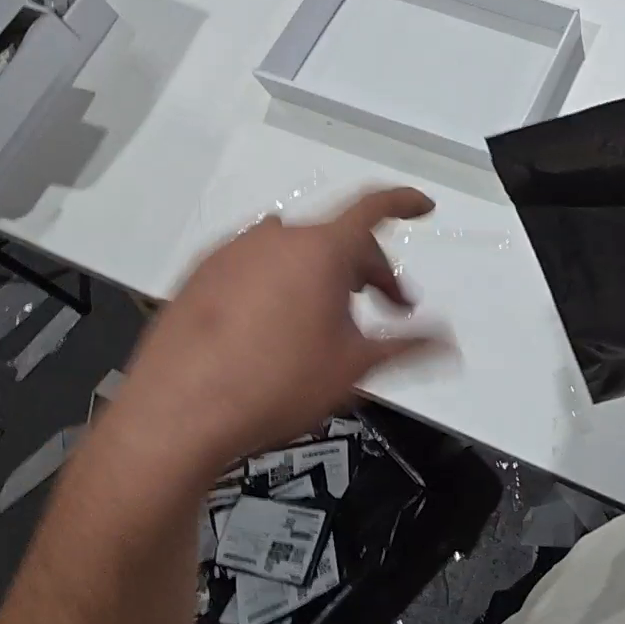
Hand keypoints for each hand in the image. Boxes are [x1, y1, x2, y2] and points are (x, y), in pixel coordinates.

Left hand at [101, 188, 445, 485]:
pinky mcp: (197, 276)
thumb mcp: (354, 369)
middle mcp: (276, 237)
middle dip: (370, 270)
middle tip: (385, 312)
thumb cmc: (275, 387)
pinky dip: (280, 281)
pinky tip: (274, 326)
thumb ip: (410, 347)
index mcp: (320, 250)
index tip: (424, 207)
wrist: (171, 421)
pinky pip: (255, 264)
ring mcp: (231, 254)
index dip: (404, 202)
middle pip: (339, 238)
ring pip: (296, 251)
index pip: (374, 207)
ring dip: (324, 274)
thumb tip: (453, 346)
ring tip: (326, 321)